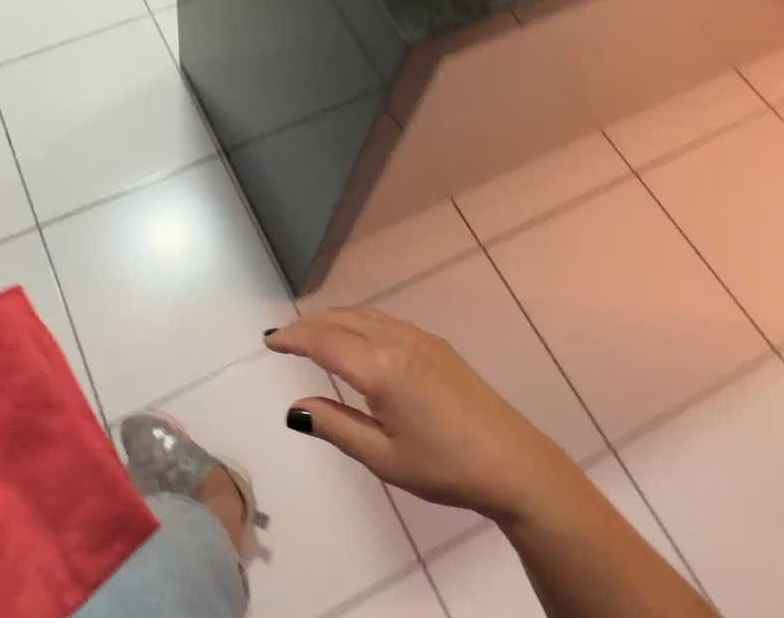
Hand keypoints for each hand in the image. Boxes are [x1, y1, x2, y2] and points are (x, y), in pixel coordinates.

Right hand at [264, 308, 571, 523]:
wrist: (515, 464)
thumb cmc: (445, 468)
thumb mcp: (382, 457)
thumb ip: (335, 426)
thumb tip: (294, 408)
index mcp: (382, 368)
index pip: (324, 341)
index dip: (293, 338)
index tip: (268, 340)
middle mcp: (398, 341)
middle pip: (342, 320)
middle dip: (308, 325)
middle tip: (282, 338)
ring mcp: (421, 339)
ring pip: (365, 315)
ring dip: (333, 320)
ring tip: (310, 334)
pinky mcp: (437, 345)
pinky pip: (385, 320)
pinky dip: (357, 322)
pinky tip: (354, 339)